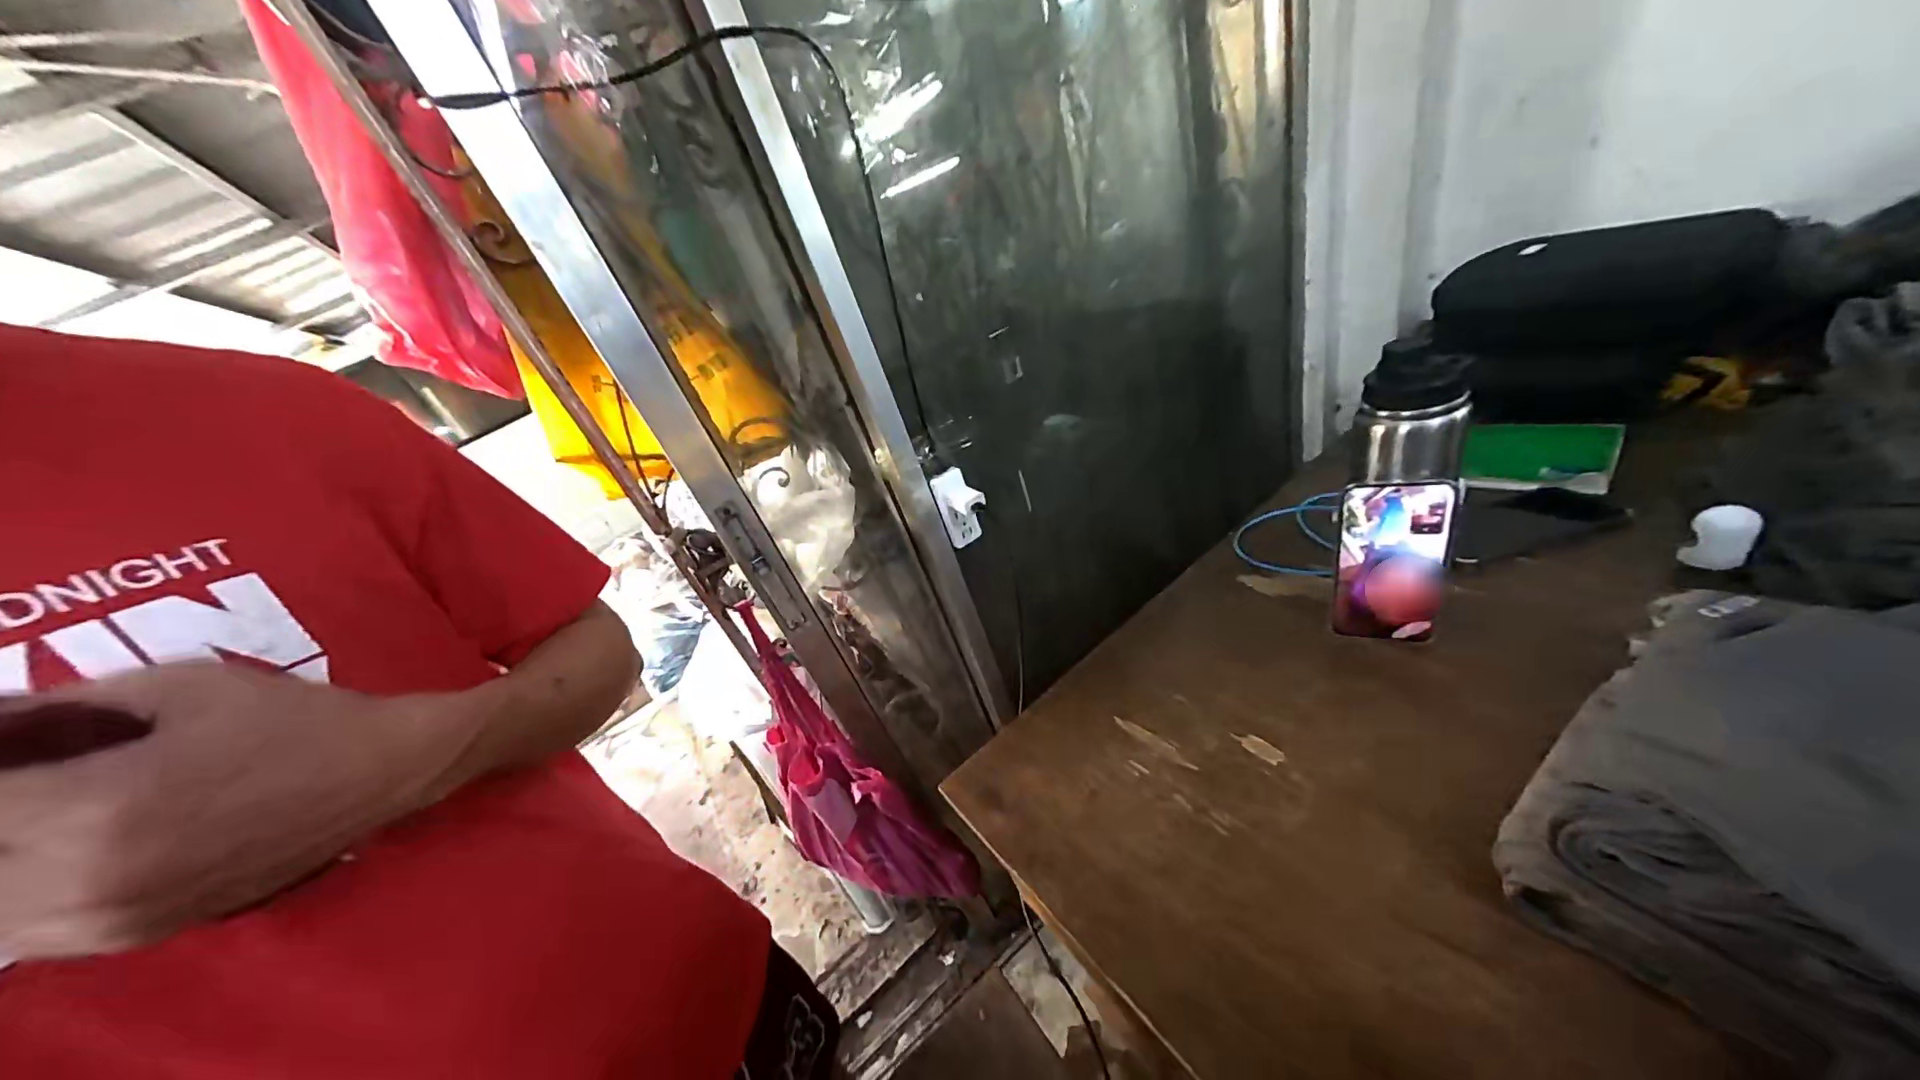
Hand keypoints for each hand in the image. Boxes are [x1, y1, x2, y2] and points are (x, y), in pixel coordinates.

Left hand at [0, 663, 474, 960]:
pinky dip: (27, 890)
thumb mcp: (185, 688)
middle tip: (34, 777)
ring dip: (9, 853)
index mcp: (92, 808)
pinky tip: (71, 850)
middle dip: (5, 805)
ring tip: (54, 812)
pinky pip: (30, 930)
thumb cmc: (295, 719)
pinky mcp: (141, 933)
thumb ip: (64, 706)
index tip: (16, 748)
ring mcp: (110, 919)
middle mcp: (82, 880)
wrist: (384, 770)